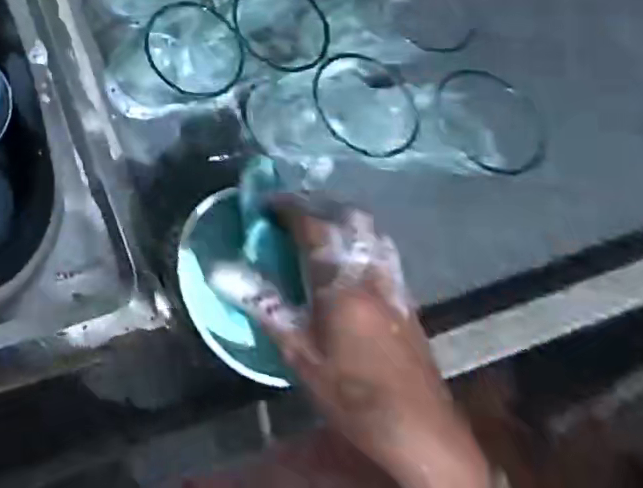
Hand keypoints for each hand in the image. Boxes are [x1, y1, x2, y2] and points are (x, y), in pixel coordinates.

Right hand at [211, 197, 490, 487]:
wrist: (423, 438)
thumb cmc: (354, 395)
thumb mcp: (299, 353)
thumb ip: (263, 306)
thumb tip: (219, 271)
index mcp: (341, 283)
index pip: (314, 225)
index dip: (286, 207)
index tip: (263, 204)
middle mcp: (372, 275)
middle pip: (351, 219)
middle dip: (319, 207)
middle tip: (290, 214)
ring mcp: (395, 288)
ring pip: (373, 234)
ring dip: (343, 223)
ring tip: (317, 231)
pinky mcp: (408, 305)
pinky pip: (383, 255)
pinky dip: (361, 244)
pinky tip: (346, 264)